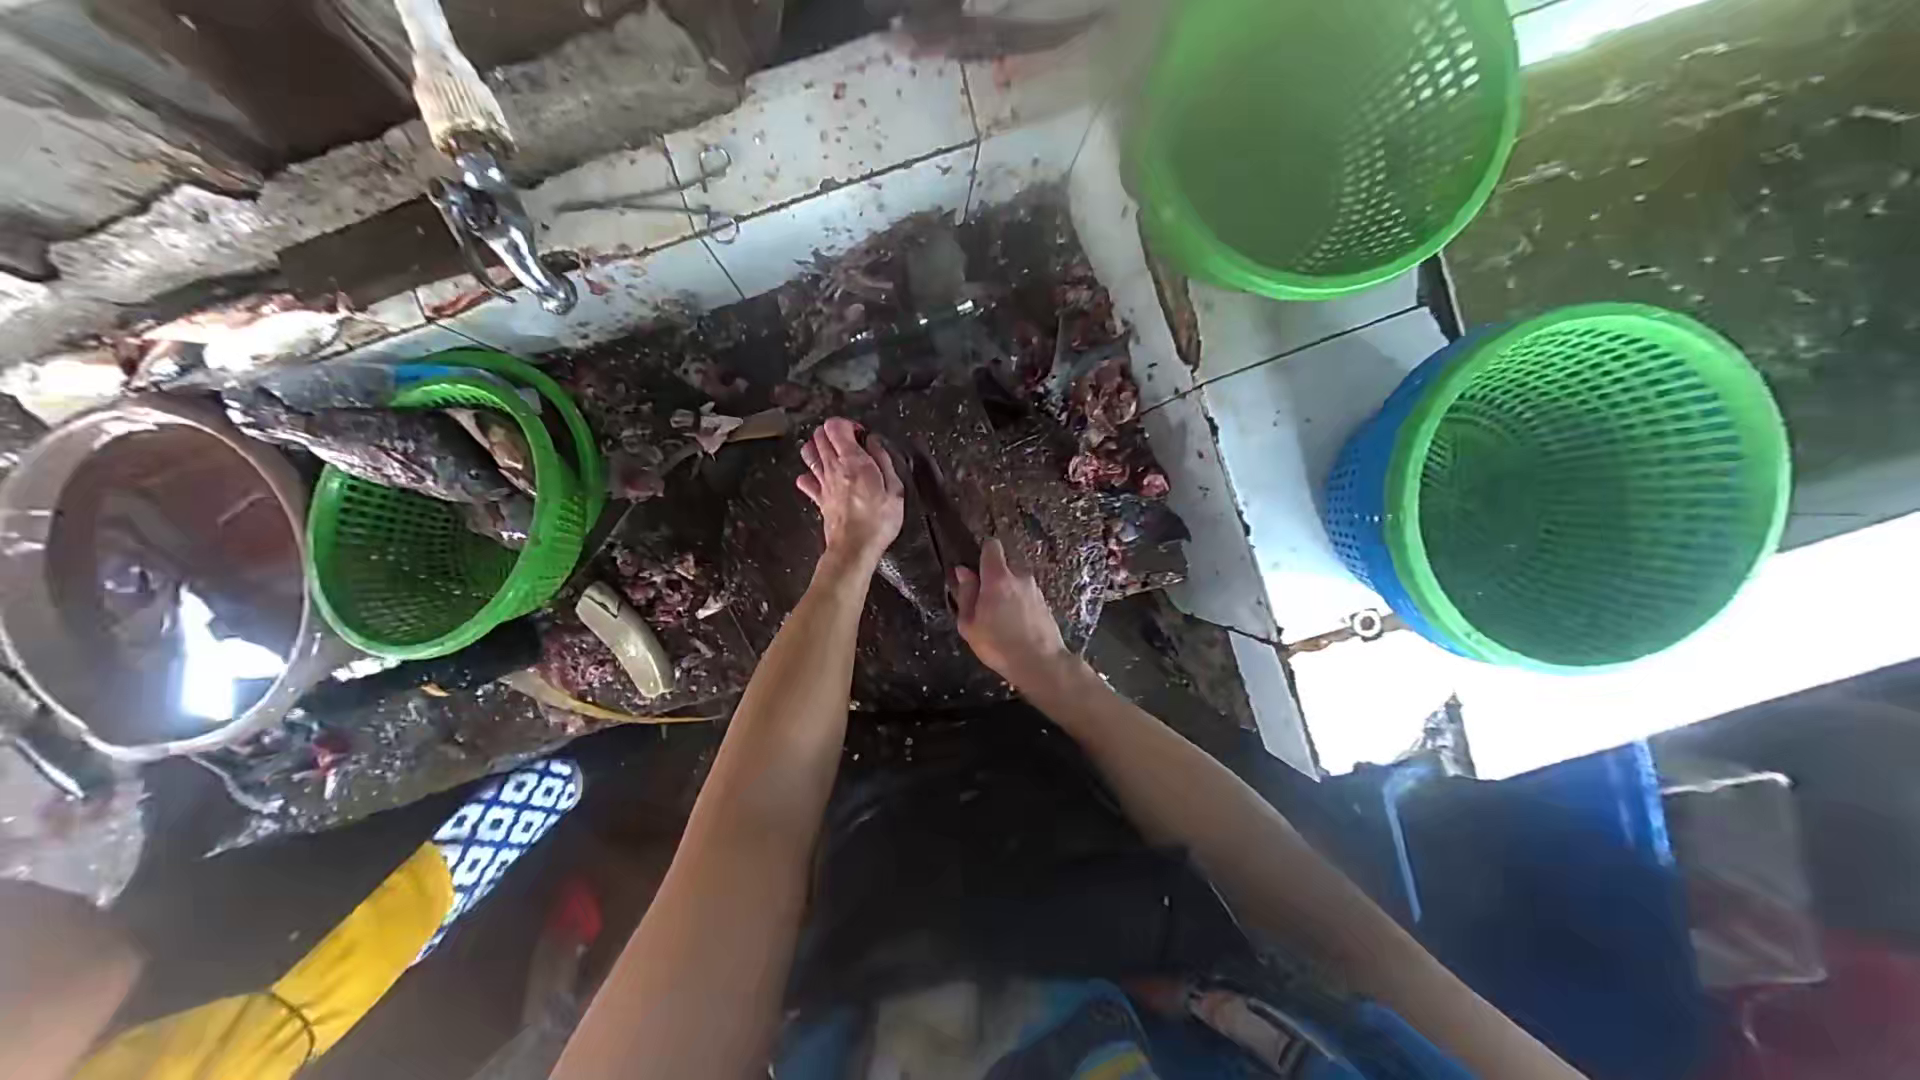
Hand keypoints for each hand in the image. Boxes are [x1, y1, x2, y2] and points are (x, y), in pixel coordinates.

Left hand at [797, 417, 904, 568]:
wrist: (855, 548)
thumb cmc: (877, 522)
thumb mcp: (895, 489)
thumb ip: (883, 460)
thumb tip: (875, 443)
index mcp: (853, 461)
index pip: (835, 426)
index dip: (848, 424)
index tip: (861, 435)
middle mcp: (833, 468)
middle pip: (819, 435)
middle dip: (833, 433)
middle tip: (850, 443)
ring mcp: (822, 483)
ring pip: (807, 452)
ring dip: (818, 448)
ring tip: (835, 455)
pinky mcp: (818, 498)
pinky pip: (805, 479)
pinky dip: (810, 474)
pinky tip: (822, 478)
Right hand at [951, 538, 1074, 691]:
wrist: (1040, 663)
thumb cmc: (998, 645)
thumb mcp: (969, 624)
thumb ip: (966, 593)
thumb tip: (963, 571)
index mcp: (998, 578)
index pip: (992, 546)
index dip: (982, 554)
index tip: (976, 571)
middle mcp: (1020, 577)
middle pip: (1003, 567)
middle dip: (993, 580)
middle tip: (984, 606)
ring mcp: (1035, 589)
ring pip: (1015, 583)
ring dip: (1007, 594)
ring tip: (1000, 622)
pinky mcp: (1045, 603)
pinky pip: (1026, 596)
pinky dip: (1019, 606)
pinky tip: (1015, 628)